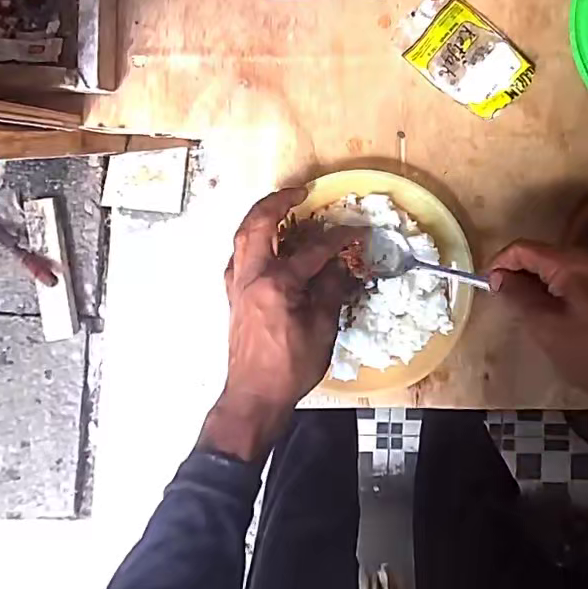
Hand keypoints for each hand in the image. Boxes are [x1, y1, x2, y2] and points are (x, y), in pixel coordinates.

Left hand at [203, 188, 362, 461]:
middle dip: (279, 202)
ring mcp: (237, 284)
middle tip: (300, 192)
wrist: (253, 396)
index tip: (354, 233)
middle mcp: (251, 276)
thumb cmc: (289, 367)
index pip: (312, 249)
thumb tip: (341, 263)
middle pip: (259, 224)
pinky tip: (266, 243)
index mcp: (276, 284)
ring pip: (243, 235)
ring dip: (261, 215)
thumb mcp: (322, 328)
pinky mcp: (233, 294)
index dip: (337, 238)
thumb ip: (330, 289)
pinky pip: (239, 254)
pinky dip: (252, 239)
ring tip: (281, 207)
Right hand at [489, 239, 587, 457]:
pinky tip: (539, 313)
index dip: (499, 263)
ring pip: (548, 267)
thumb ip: (519, 296)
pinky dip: (545, 290)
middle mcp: (583, 261)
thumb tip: (498, 277)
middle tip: (498, 298)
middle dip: (513, 271)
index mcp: (570, 264)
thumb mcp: (546, 327)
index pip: (522, 248)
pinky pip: (563, 279)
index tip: (485, 286)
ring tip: (515, 308)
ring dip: (528, 282)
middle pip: (536, 253)